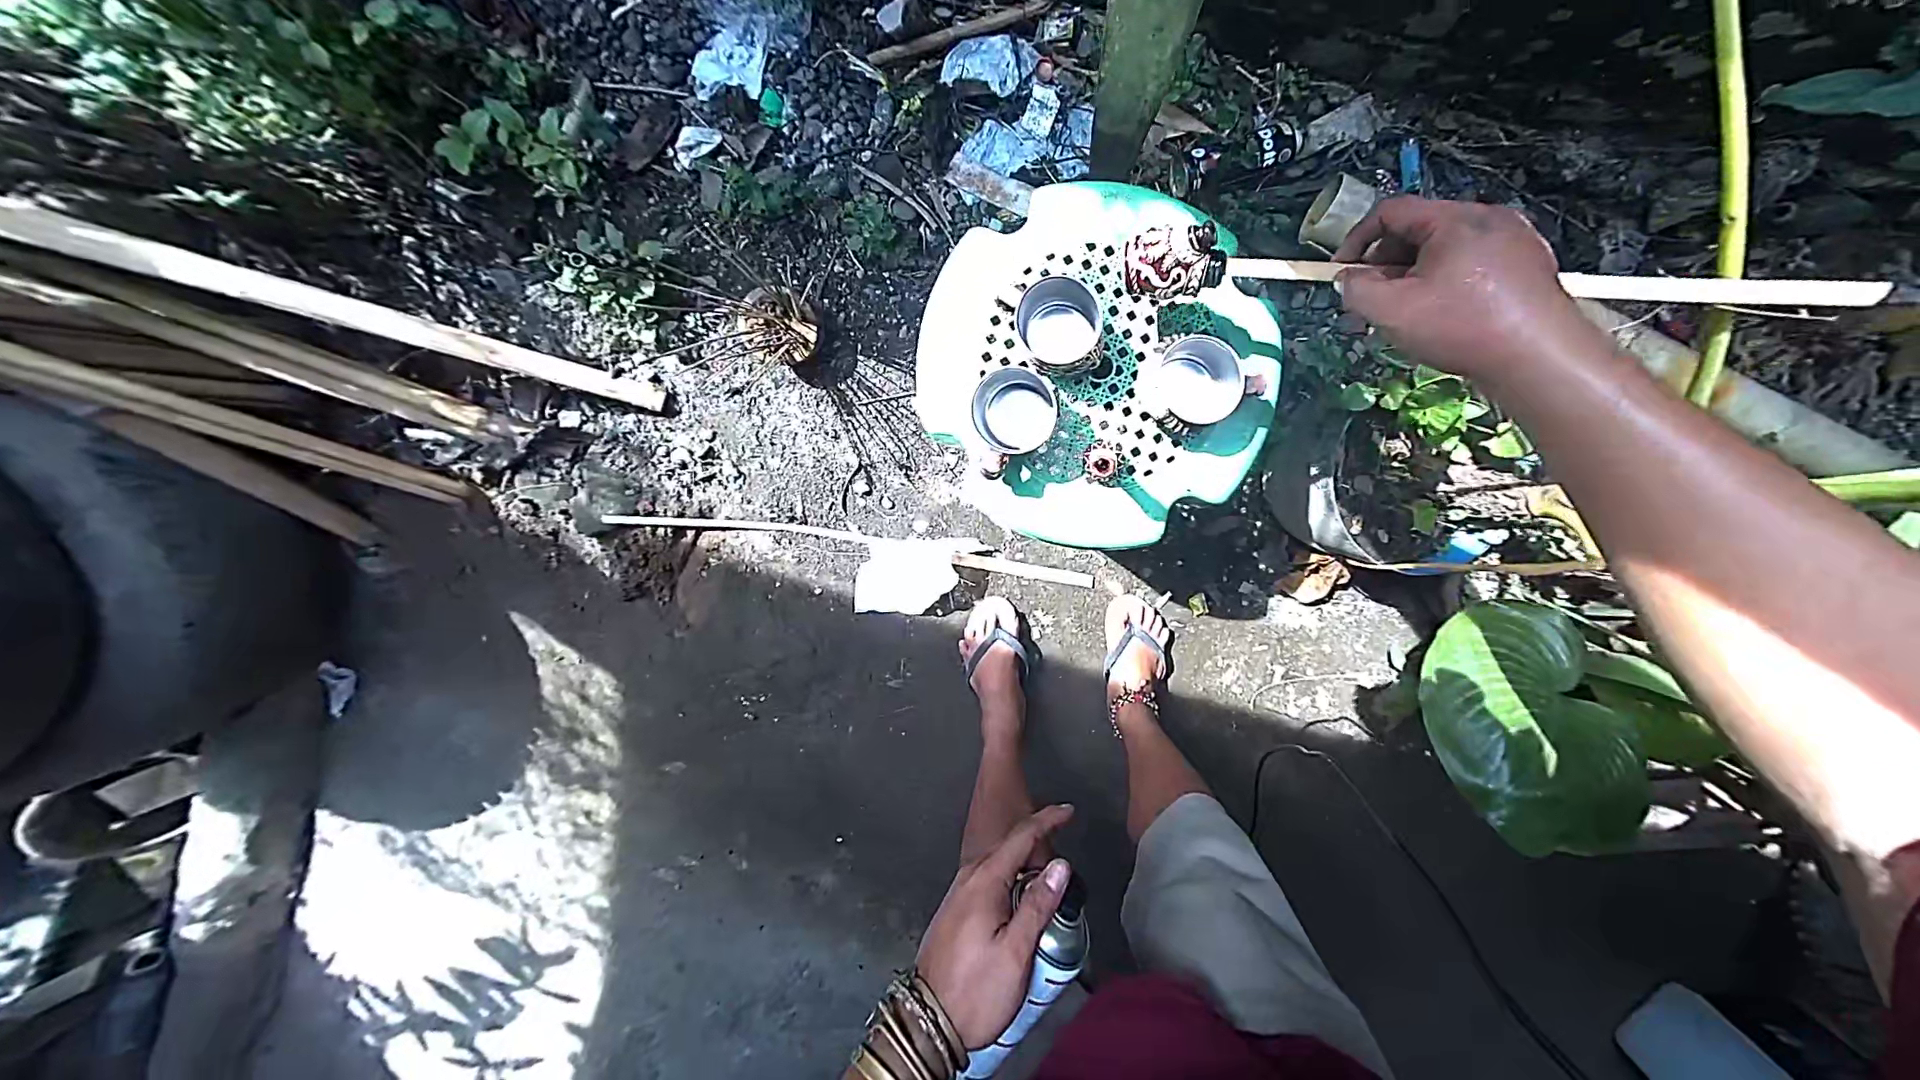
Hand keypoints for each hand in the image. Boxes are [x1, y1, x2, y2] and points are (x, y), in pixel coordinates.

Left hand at [916, 804, 1073, 1048]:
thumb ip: (1038, 904)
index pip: (1020, 838)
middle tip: (1062, 830)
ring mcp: (958, 893)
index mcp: (984, 882)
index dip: (1047, 820)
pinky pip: (987, 876)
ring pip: (996, 861)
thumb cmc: (976, 991)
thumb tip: (1059, 867)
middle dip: (1035, 834)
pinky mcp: (956, 909)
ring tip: (1046, 861)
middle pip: (1006, 845)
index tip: (1067, 811)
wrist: (930, 1022)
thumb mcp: (1016, 951)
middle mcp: (967, 879)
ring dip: (1022, 856)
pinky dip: (1009, 872)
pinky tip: (1019, 888)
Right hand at [1334, 197, 1603, 384]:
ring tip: (1402, 312)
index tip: (1340, 272)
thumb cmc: (1460, 327)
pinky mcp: (1525, 264)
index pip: (1390, 211)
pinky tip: (1439, 315)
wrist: (1536, 355)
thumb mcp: (1391, 311)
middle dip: (1384, 263)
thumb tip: (1346, 278)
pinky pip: (1469, 263)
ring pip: (1443, 249)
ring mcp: (1512, 240)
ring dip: (1411, 276)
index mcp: (1454, 221)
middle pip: (1417, 230)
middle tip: (1370, 299)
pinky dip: (1443, 283)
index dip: (1355, 240)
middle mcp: (1487, 219)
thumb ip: (1356, 289)